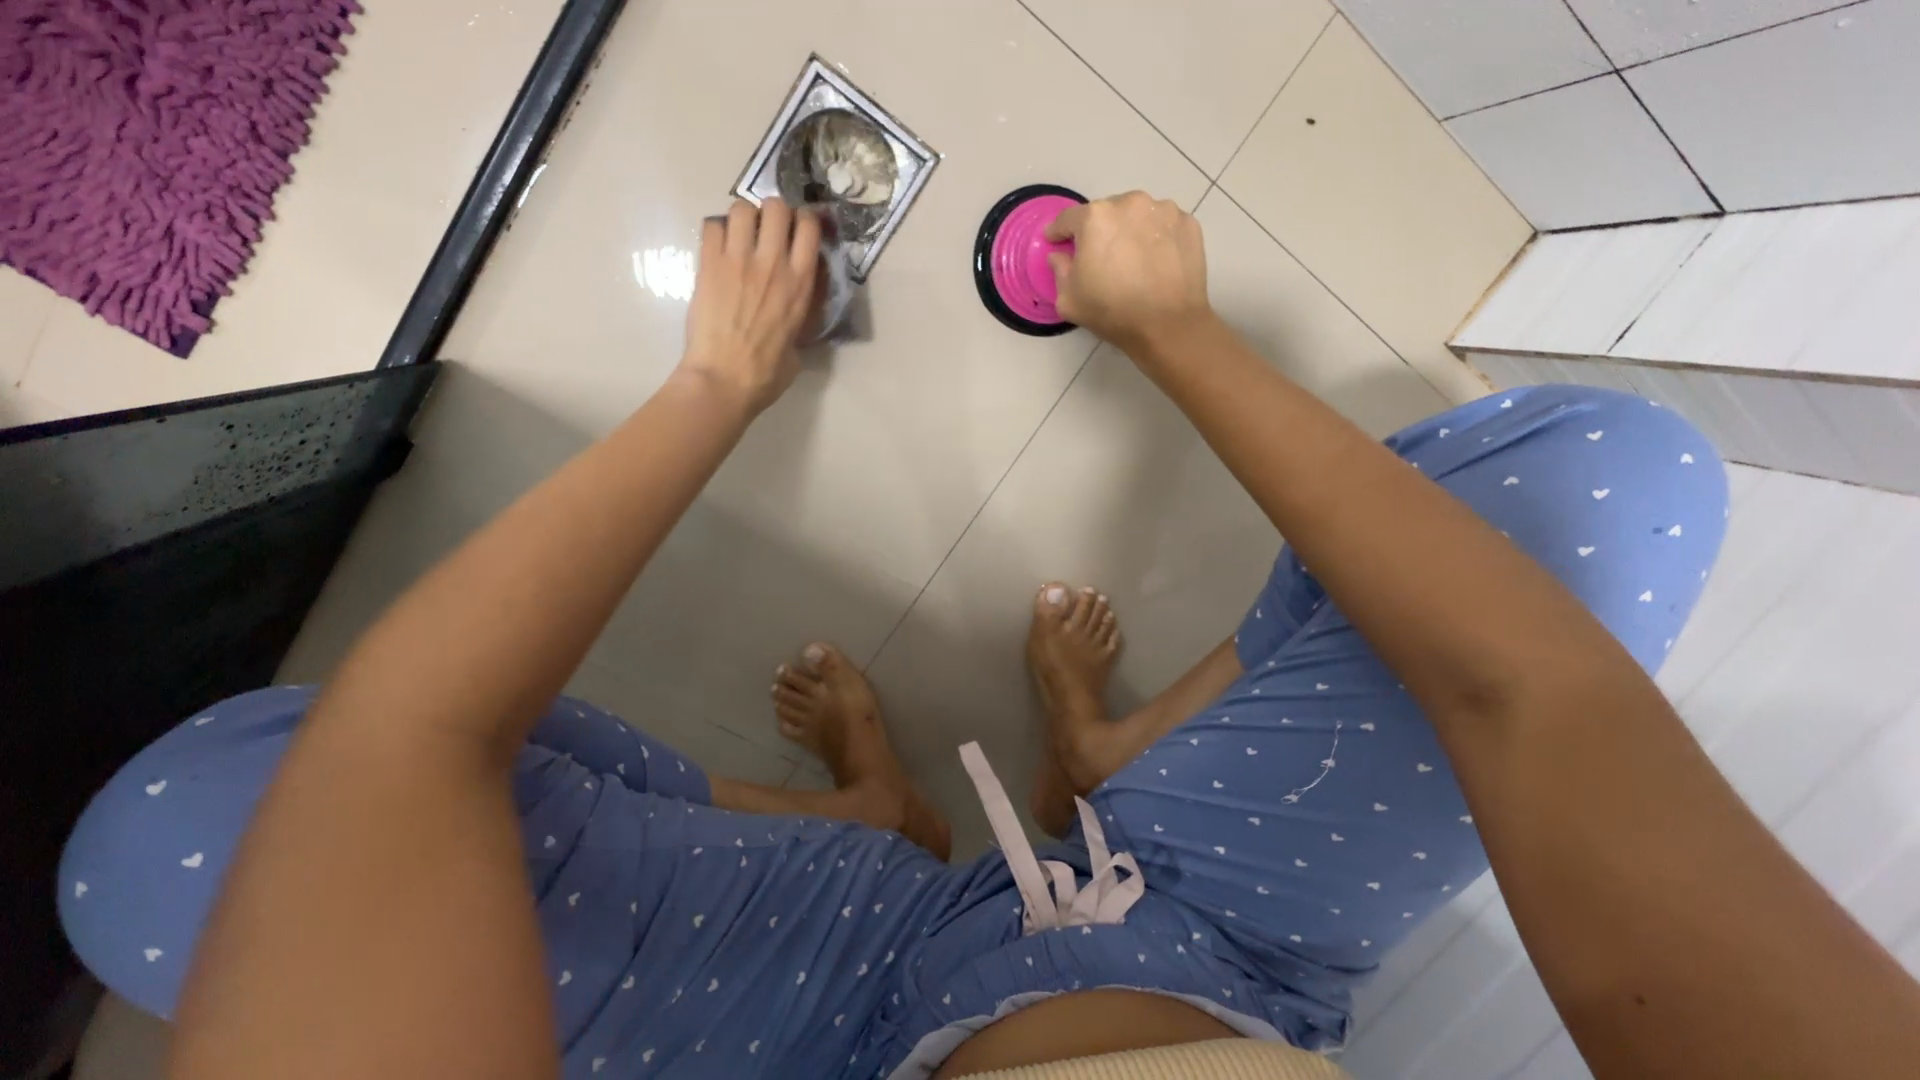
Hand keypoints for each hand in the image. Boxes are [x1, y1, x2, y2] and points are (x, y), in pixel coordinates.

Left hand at [679, 198, 821, 414]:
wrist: (723, 380)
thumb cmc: (765, 374)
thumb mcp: (797, 346)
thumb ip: (798, 320)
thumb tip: (792, 316)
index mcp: (801, 284)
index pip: (809, 227)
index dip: (803, 222)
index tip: (797, 231)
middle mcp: (773, 263)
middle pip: (776, 207)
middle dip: (772, 213)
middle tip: (766, 230)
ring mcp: (738, 261)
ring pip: (742, 208)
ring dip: (743, 217)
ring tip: (739, 234)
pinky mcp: (708, 265)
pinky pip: (712, 226)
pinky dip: (716, 231)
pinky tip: (717, 248)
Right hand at [1046, 192, 1212, 354]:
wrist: (1169, 326)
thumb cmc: (1113, 312)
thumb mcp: (1069, 299)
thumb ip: (1059, 269)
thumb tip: (1060, 255)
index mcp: (1095, 217)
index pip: (1068, 219)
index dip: (1059, 232)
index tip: (1056, 242)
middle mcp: (1130, 203)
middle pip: (1106, 213)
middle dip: (1099, 231)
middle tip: (1101, 257)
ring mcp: (1164, 210)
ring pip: (1137, 215)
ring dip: (1130, 230)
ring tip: (1133, 258)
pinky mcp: (1188, 223)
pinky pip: (1163, 225)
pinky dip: (1157, 237)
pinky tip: (1157, 260)